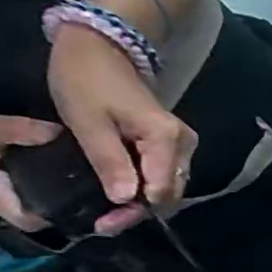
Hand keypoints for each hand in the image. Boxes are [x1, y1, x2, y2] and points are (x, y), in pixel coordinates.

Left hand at [46, 25, 198, 235]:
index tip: (102, 223)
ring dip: (142, 202)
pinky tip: (122, 191)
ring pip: (169, 187)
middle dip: (139, 210)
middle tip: (103, 222)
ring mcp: (183, 145)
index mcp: (166, 139)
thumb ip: (109, 162)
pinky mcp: (174, 144)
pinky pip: (165, 175)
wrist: (100, 48)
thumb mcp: (88, 122)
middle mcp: (184, 146)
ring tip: (109, 211)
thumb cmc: (87, 80)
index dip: (134, 211)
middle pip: (169, 192)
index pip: (160, 190)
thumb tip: (125, 199)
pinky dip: (145, 188)